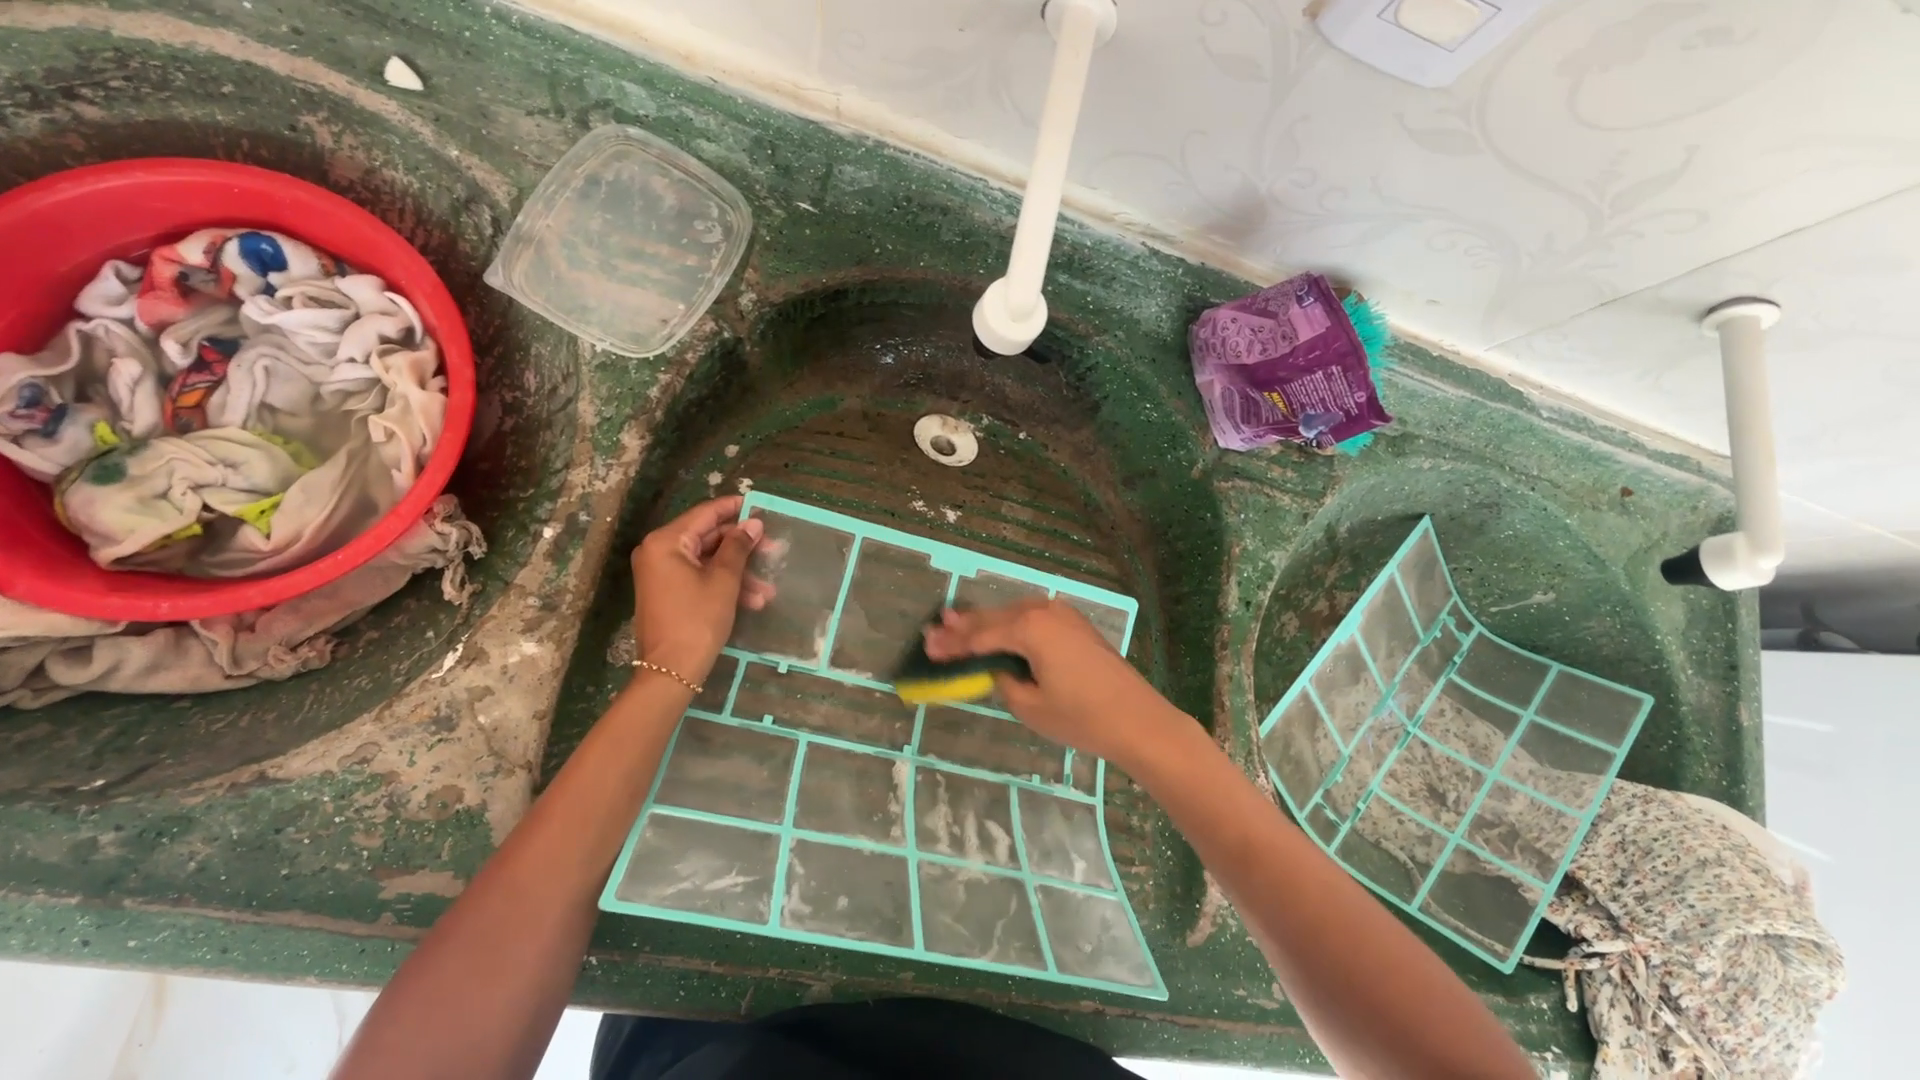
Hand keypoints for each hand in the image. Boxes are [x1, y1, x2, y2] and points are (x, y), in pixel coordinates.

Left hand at [631, 495, 768, 686]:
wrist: (671, 670)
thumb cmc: (697, 620)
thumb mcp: (724, 581)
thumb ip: (738, 547)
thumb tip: (753, 523)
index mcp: (666, 542)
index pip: (705, 514)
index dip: (734, 509)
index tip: (761, 507)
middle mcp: (658, 552)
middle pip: (707, 538)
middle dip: (741, 548)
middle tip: (773, 551)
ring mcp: (661, 573)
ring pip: (707, 561)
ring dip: (738, 572)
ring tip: (767, 589)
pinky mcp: (667, 592)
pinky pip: (699, 577)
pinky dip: (723, 585)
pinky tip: (752, 600)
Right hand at [921, 599, 1189, 769]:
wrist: (1137, 720)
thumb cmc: (1081, 717)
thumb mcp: (1029, 705)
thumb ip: (1002, 680)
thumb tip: (997, 667)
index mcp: (1029, 627)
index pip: (979, 636)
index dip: (952, 645)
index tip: (927, 648)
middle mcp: (1043, 611)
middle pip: (993, 619)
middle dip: (963, 629)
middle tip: (933, 634)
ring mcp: (1063, 615)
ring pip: (1013, 614)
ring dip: (986, 623)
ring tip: (955, 626)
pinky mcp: (1076, 625)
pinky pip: (1032, 618)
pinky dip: (1011, 625)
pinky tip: (997, 630)